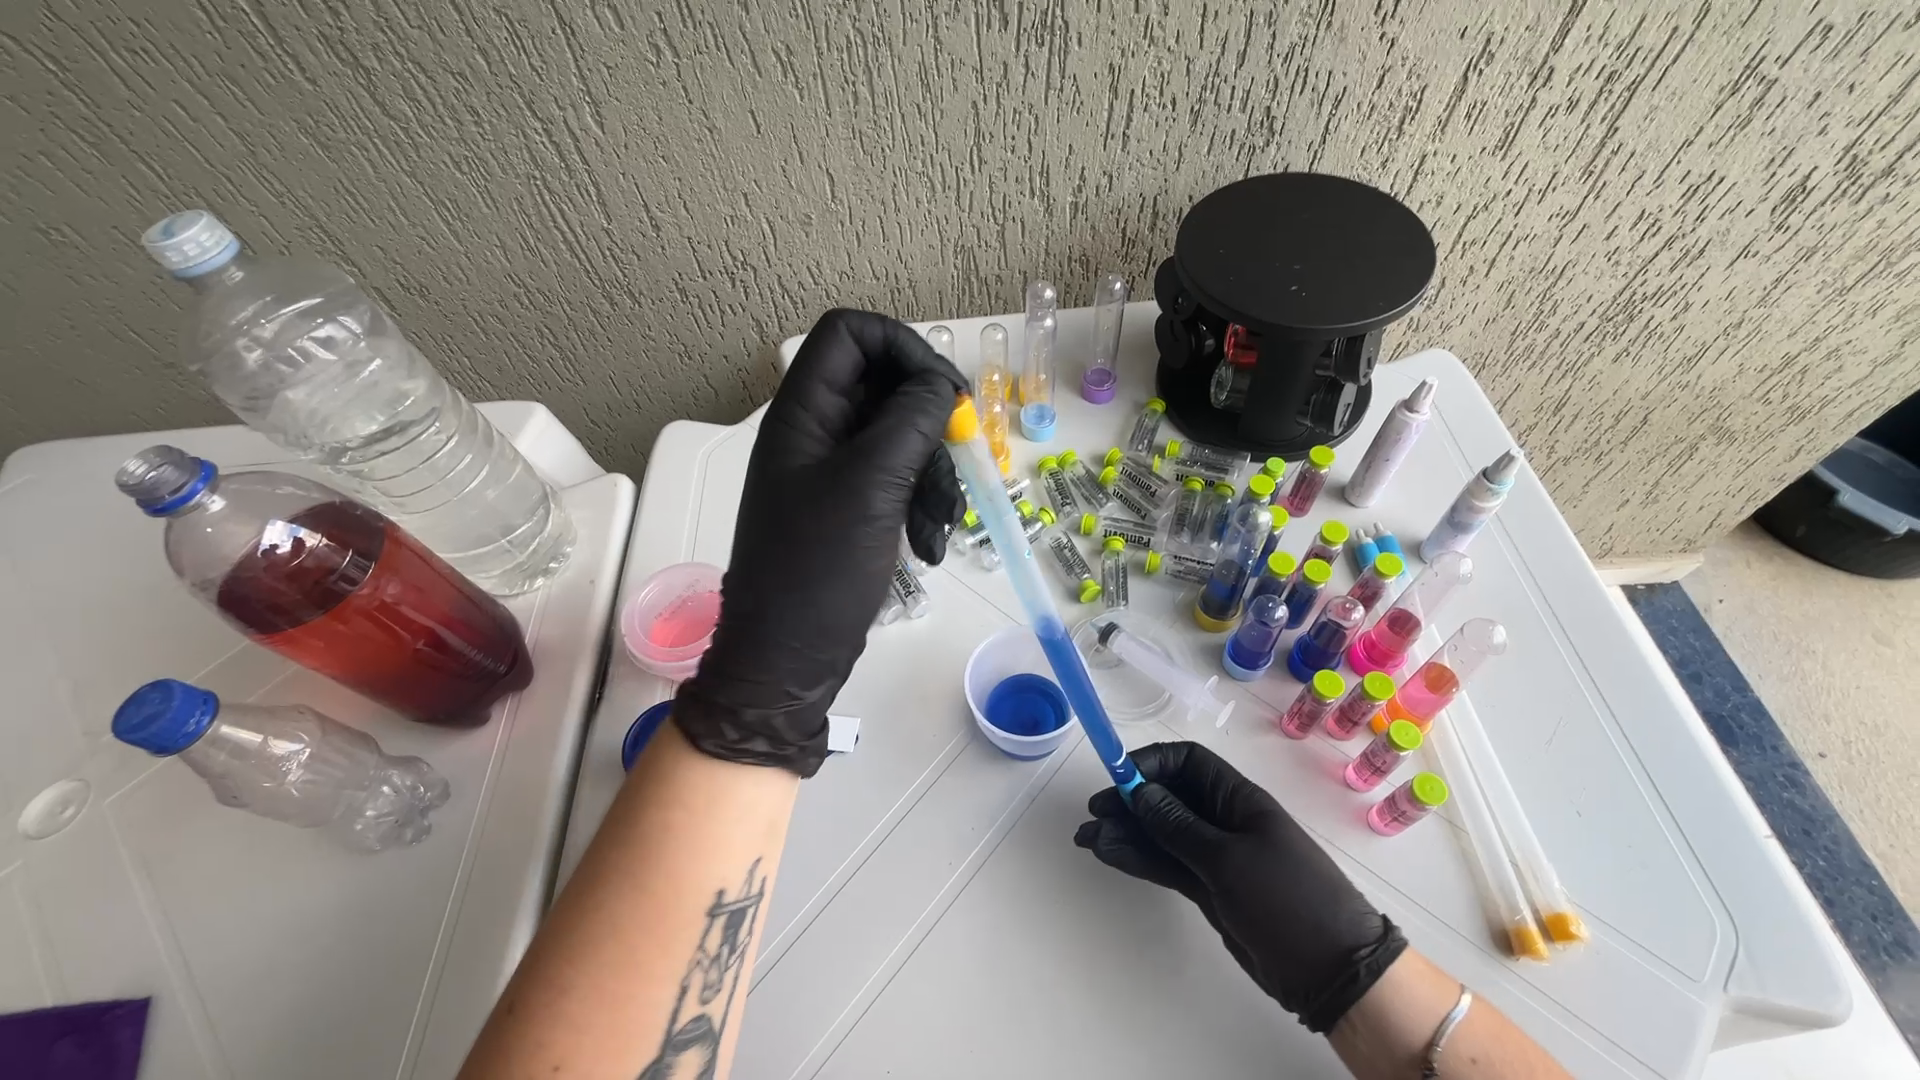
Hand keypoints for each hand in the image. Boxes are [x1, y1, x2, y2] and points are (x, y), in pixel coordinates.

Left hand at [673, 309, 967, 776]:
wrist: (790, 659)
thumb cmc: (818, 568)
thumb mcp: (871, 484)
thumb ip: (910, 420)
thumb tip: (941, 383)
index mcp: (802, 414)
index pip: (850, 334)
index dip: (900, 346)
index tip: (943, 389)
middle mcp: (816, 433)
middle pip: (886, 388)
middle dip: (930, 426)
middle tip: (961, 456)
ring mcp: (834, 473)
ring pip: (901, 439)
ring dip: (934, 477)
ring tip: (940, 529)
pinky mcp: (853, 508)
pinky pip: (899, 481)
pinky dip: (922, 506)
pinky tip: (930, 547)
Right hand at [1074, 741, 1406, 1031]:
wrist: (1334, 971)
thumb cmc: (1288, 901)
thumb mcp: (1228, 860)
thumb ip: (1178, 826)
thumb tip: (1138, 791)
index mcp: (1238, 800)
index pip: (1187, 763)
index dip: (1151, 763)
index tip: (1118, 777)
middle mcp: (1223, 821)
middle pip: (1167, 797)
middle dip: (1129, 800)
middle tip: (1093, 815)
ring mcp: (1215, 856)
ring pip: (1160, 833)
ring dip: (1125, 833)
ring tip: (1088, 839)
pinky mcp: (1209, 888)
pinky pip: (1165, 863)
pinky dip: (1137, 858)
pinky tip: (1109, 855)